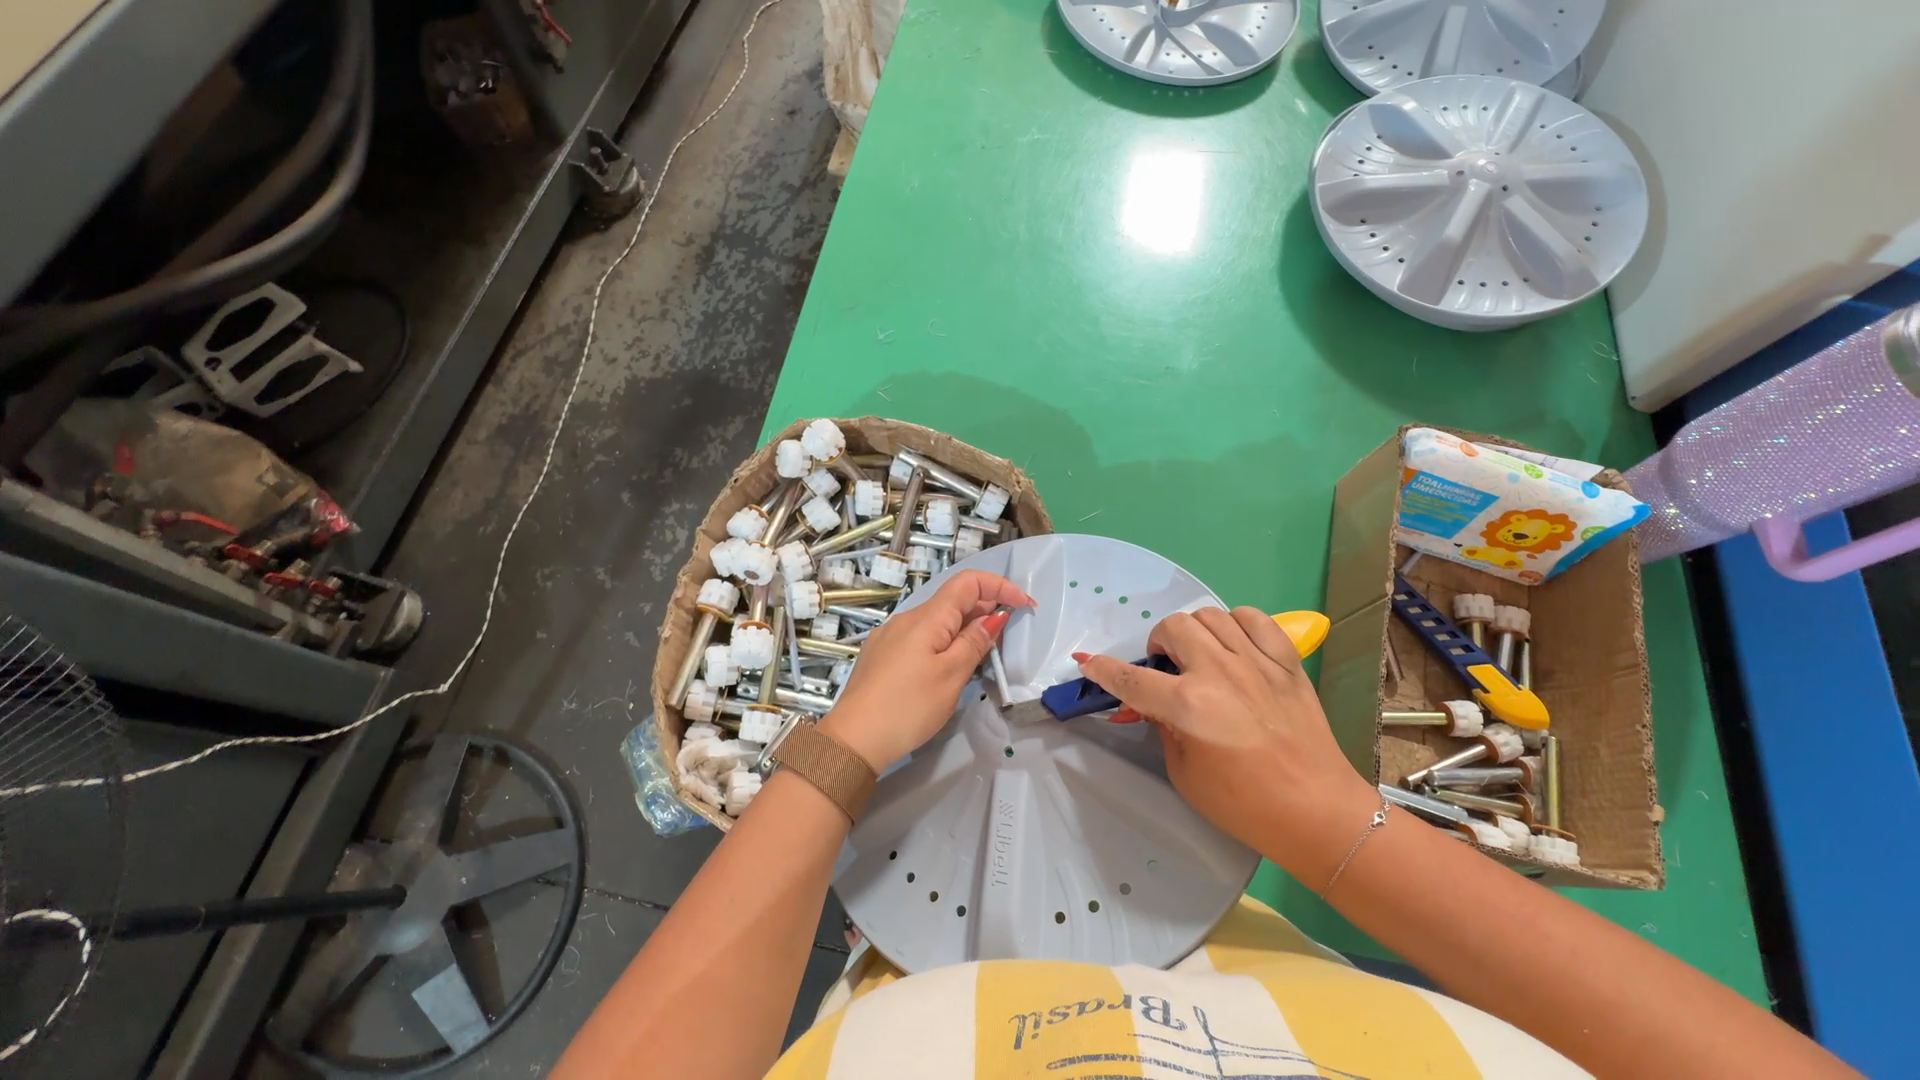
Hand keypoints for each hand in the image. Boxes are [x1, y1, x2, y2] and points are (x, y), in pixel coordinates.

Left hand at [821, 570, 1034, 769]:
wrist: (854, 740)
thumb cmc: (909, 706)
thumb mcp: (952, 675)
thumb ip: (974, 642)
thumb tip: (995, 616)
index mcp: (927, 617)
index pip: (968, 582)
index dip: (1000, 586)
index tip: (1025, 606)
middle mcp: (906, 619)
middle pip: (952, 600)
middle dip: (985, 608)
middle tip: (1008, 634)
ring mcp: (890, 637)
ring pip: (936, 621)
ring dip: (964, 627)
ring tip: (982, 653)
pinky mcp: (881, 656)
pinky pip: (920, 637)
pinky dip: (943, 641)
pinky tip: (948, 666)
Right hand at [1074, 607, 1377, 887]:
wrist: (1316, 810)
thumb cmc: (1244, 805)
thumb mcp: (1186, 773)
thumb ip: (1164, 728)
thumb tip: (1152, 704)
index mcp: (1188, 706)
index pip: (1132, 678)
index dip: (1103, 670)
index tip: (1088, 663)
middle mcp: (1219, 672)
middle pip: (1172, 628)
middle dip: (1157, 644)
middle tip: (1164, 669)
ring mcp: (1256, 662)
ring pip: (1211, 616)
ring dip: (1194, 631)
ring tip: (1199, 656)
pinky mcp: (1286, 662)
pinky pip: (1255, 619)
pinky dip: (1237, 624)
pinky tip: (1235, 645)